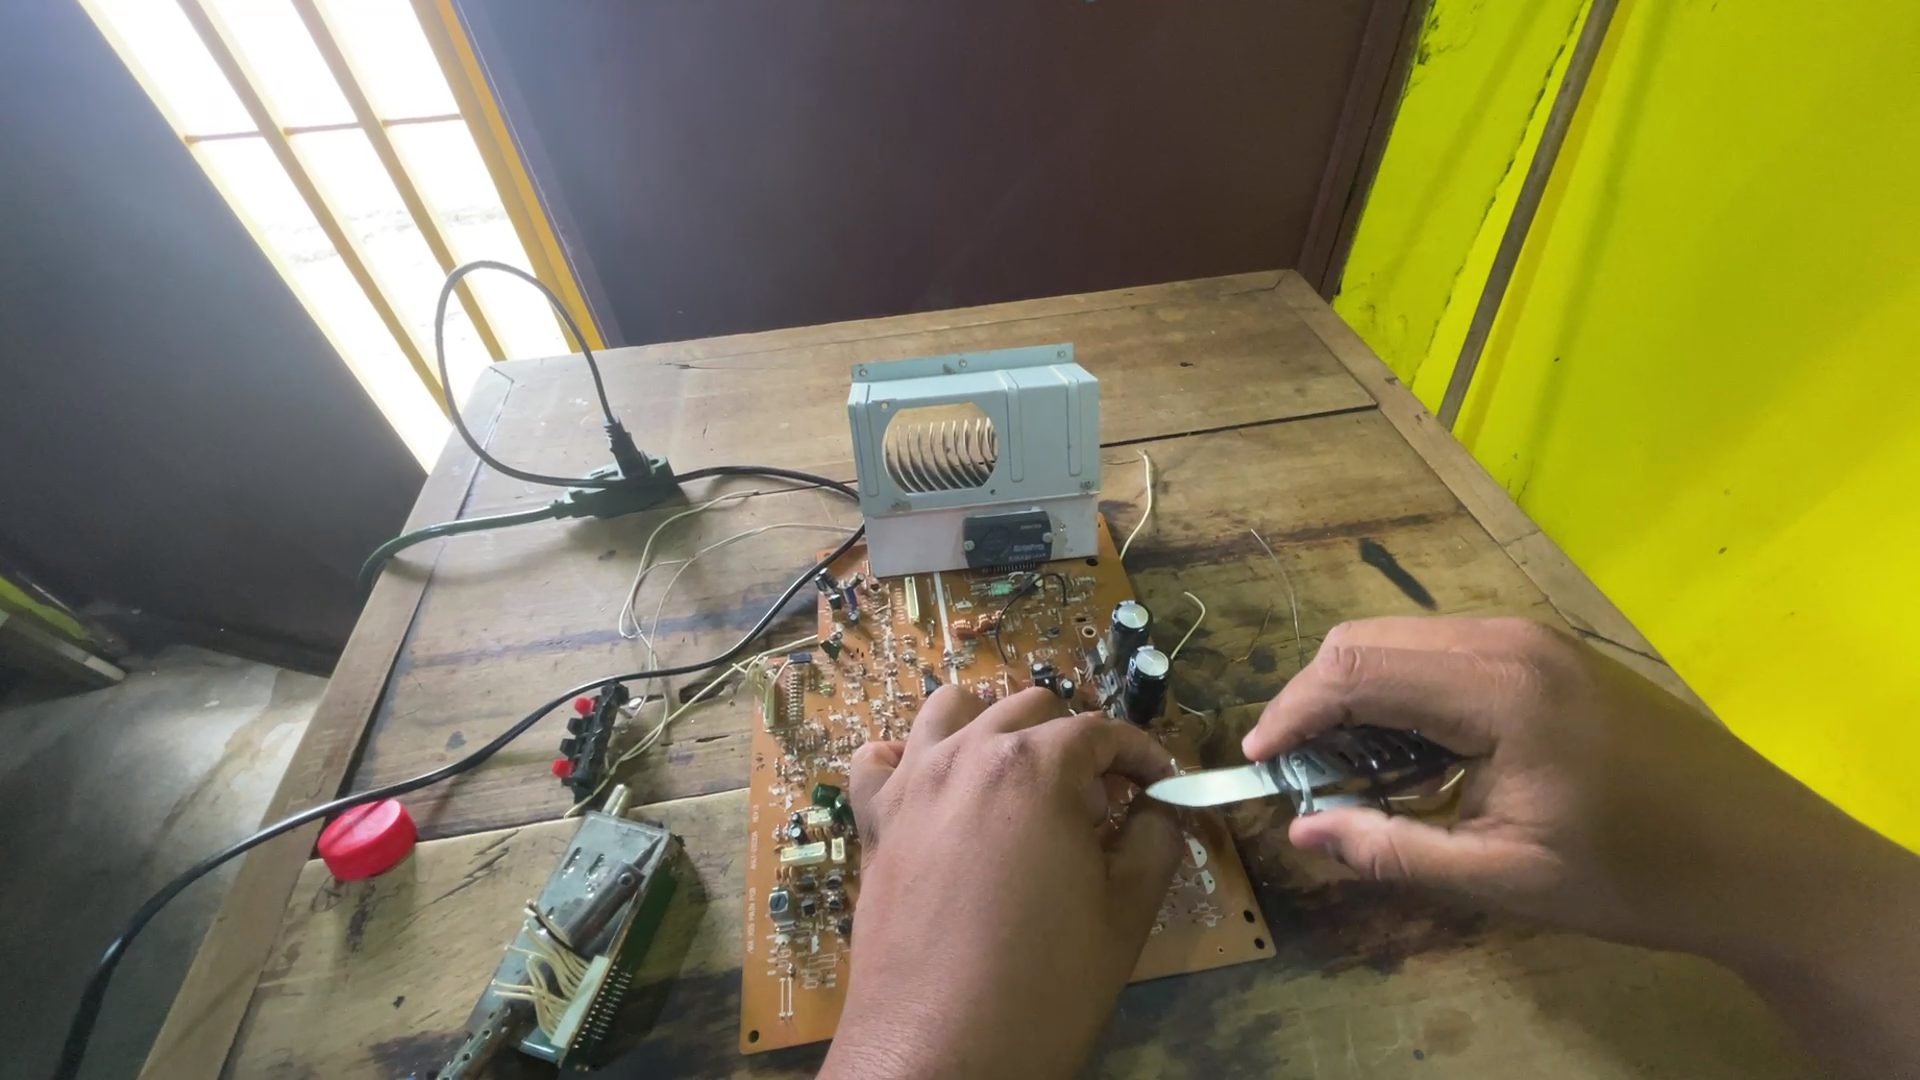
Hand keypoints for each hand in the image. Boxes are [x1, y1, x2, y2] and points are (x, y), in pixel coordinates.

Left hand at [818, 687, 1181, 1079]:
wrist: (937, 1055)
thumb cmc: (1042, 986)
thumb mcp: (1125, 914)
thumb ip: (1154, 839)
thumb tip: (1156, 805)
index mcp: (1034, 766)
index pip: (1099, 730)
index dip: (1141, 754)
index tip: (1159, 786)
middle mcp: (968, 752)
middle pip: (1031, 707)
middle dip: (1074, 742)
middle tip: (1094, 803)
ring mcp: (912, 778)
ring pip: (950, 707)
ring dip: (991, 725)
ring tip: (1015, 778)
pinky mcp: (874, 816)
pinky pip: (878, 758)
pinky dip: (905, 758)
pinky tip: (932, 790)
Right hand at [1244, 616, 1919, 1077]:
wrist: (1779, 864)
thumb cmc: (1642, 877)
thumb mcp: (1507, 881)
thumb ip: (1390, 850)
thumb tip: (1299, 832)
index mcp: (1499, 690)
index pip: (1353, 671)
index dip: (1291, 712)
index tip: (1259, 759)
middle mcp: (1504, 640)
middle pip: (1362, 640)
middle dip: (1311, 696)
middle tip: (1297, 760)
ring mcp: (1524, 635)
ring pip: (1391, 636)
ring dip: (1349, 688)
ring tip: (1345, 754)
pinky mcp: (1536, 645)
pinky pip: (1430, 646)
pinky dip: (1391, 683)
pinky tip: (1404, 738)